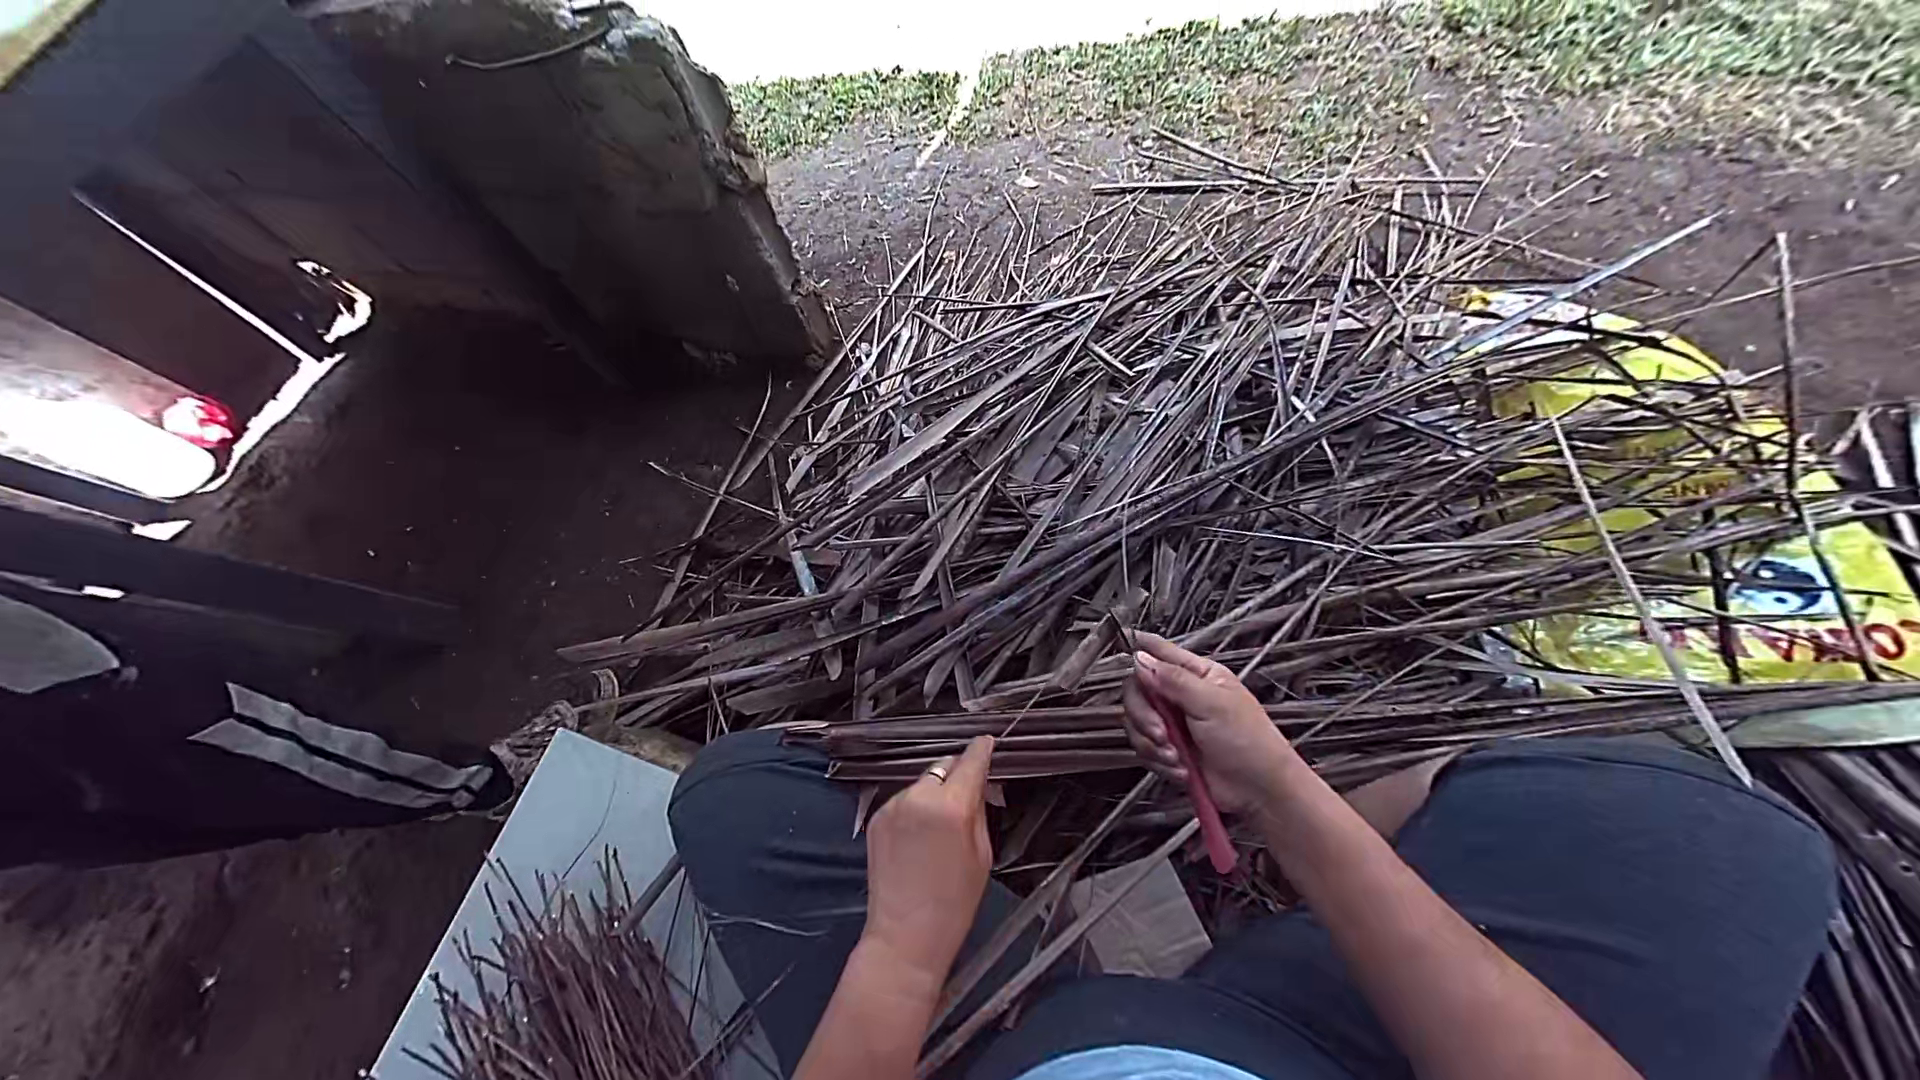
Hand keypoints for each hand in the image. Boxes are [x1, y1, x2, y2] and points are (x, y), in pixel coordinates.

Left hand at [862, 735, 994, 986]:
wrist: (905, 937)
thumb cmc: (955, 903)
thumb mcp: (982, 854)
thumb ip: (978, 810)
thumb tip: (978, 783)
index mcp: (951, 806)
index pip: (970, 761)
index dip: (981, 750)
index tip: (987, 742)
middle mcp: (918, 796)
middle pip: (944, 767)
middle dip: (957, 774)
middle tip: (967, 794)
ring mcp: (893, 805)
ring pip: (923, 783)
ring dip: (935, 791)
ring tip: (939, 825)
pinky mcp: (877, 817)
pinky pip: (904, 800)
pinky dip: (915, 807)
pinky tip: (918, 837)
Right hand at [1122, 633, 1300, 813]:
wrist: (1259, 791)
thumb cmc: (1252, 743)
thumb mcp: (1212, 703)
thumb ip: (1174, 679)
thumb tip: (1142, 659)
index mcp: (1196, 675)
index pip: (1159, 652)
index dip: (1139, 650)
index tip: (1123, 649)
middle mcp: (1181, 695)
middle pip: (1137, 690)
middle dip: (1143, 714)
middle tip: (1160, 730)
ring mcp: (1173, 723)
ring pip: (1136, 721)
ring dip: (1152, 743)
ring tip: (1176, 755)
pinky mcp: (1168, 748)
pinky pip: (1143, 747)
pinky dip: (1158, 760)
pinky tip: (1181, 767)